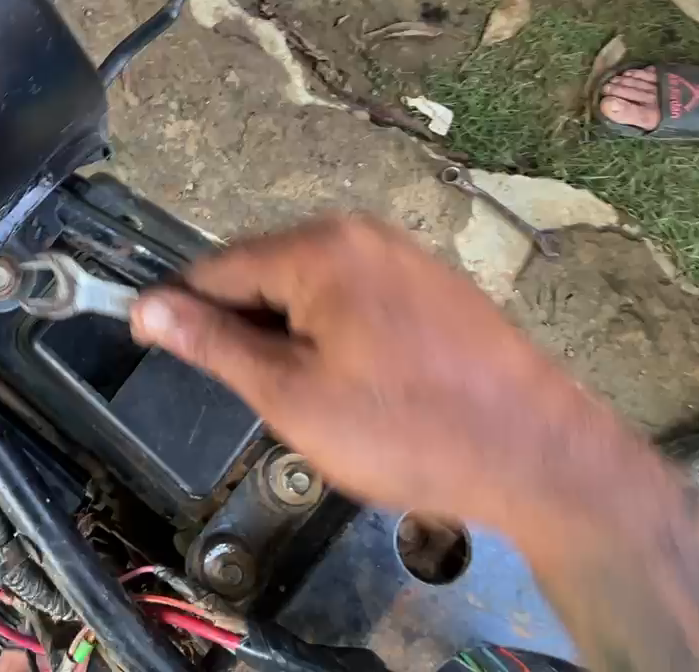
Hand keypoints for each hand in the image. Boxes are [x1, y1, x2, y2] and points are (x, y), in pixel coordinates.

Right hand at [131, 215, 656, 536]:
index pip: (214, 268)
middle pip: (260, 271)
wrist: (553, 465)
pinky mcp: (430, 280)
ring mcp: (400, 253)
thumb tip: (145, 307)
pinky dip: (329, 328)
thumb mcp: (290, 394)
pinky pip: (349, 292)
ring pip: (304, 284)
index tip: (160, 346)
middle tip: (261, 388)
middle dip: (245, 324)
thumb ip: (210, 343)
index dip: (182, 310)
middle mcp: (357, 233)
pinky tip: (356, 378)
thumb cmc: (407, 430)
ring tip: (312, 390)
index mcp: (317, 249)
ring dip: (286, 329)